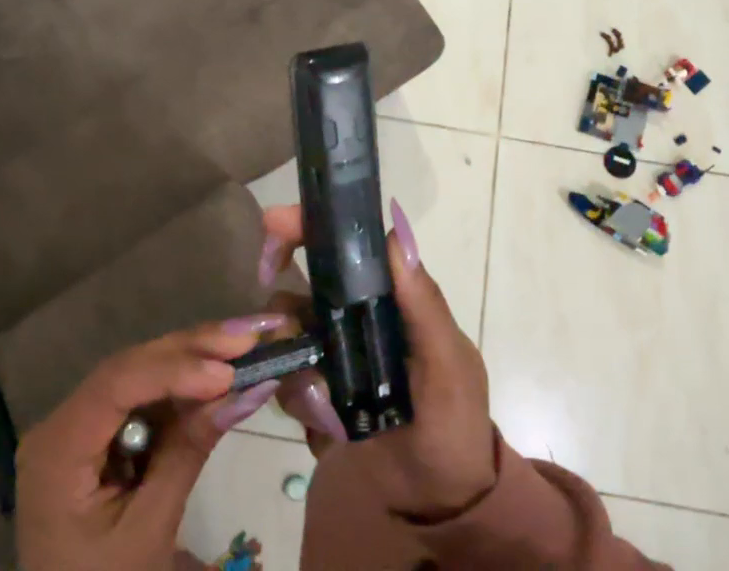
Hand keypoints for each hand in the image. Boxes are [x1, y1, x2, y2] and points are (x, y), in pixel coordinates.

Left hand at [14, 319, 285, 570]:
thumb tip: (245, 391)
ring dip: (193, 358)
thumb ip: (189, 453)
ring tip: (244, 343)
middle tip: (250, 334)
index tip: (229, 369)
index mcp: (57, 450)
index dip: (174, 369)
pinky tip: (219, 372)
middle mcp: (59, 423)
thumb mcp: (149, 528)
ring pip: (138, 375)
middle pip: (128, 369)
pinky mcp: (98, 436)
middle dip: (191, 350)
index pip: (115, 385)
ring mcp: (77, 427)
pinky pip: (141, 399)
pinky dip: (182, 386)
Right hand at [257, 199, 497, 520]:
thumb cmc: (453, 423)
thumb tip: (398, 231)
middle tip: (277, 325)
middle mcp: (358, 319)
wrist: (439, 500)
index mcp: (392, 301)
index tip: (276, 227)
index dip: (310, 228)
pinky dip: (298, 396)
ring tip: (324, 396)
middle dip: (284, 301)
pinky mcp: (317, 395)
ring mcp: (334, 357)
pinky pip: (287, 381)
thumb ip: (423, 304)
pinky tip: (328, 422)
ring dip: (291, 356)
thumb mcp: (447, 364)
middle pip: (304, 287)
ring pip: (288, 335)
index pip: (348, 249)